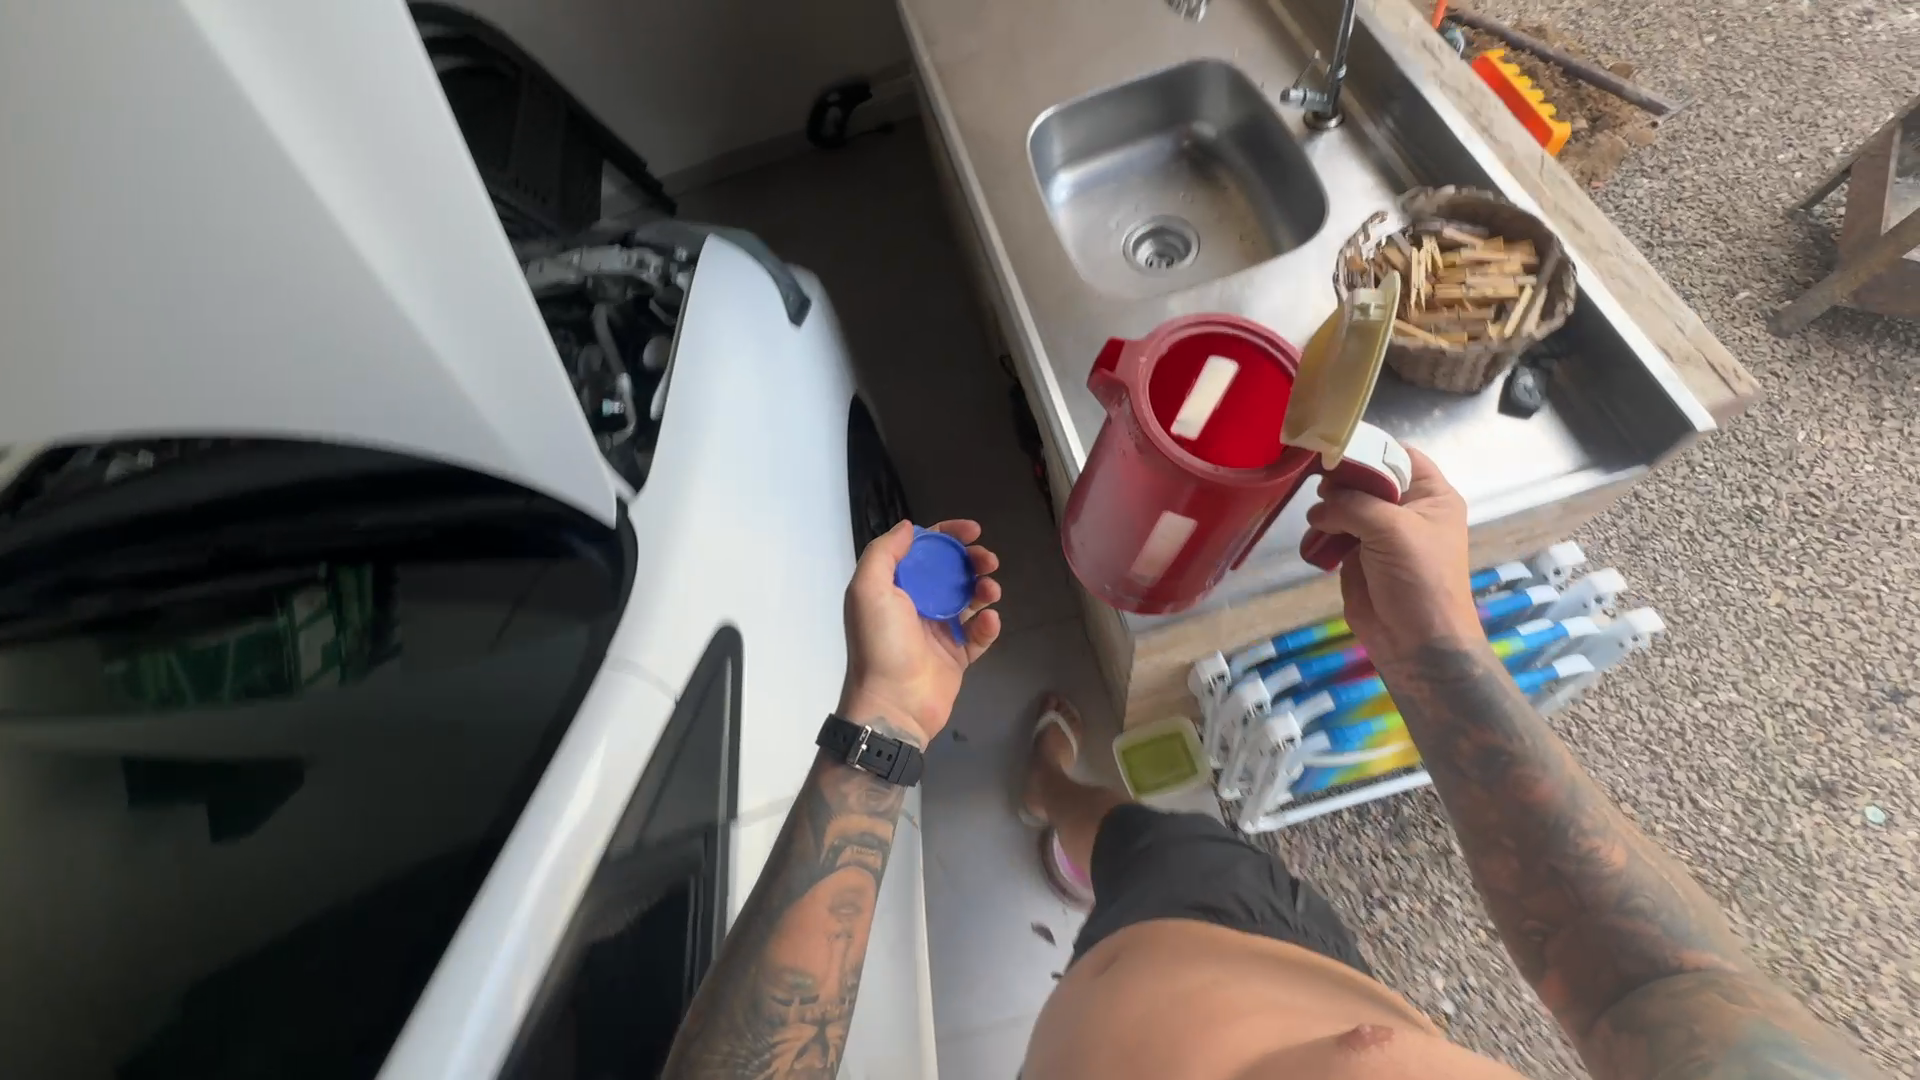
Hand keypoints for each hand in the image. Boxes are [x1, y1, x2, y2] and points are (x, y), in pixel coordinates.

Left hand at [838, 519, 1002, 741]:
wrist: (893, 703)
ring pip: (969, 599)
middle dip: (973, 561)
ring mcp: (938, 630)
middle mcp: (916, 604)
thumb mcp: (868, 589)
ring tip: (991, 592)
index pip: (924, 551)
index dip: (948, 535)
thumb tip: (909, 527)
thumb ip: (884, 552)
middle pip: (952, 571)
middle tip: (989, 561)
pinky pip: (979, 633)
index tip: (973, 531)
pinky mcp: (957, 655)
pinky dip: (988, 625)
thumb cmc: (880, 643)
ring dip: (984, 588)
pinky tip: (988, 621)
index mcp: (895, 587)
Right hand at [1303, 447, 1481, 672]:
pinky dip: (1320, 533)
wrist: (1416, 641)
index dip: (1370, 449)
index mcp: (1430, 496)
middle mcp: (1406, 510)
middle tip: (1320, 486)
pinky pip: (1333, 532)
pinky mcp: (1358, 556)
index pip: (1399, 455)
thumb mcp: (1391, 529)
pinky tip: (1314, 538)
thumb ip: (1352, 505)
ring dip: (1327, 508)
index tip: (1333, 448)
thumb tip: (1319, 508)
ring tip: (1319, 519)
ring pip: (1345, 505)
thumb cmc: (1419, 579)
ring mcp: (1380, 534)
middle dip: (1341, 480)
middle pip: (1367, 478)